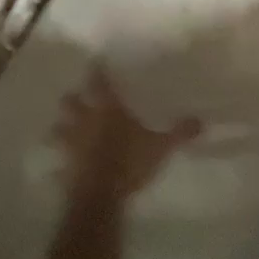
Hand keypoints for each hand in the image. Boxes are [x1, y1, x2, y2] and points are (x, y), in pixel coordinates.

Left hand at [53, 66, 201, 202]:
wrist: (101, 197)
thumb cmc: (130, 162)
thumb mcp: (161, 146)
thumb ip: (179, 132)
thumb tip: (201, 120)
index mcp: (108, 110)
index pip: (98, 83)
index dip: (96, 71)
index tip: (94, 61)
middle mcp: (86, 122)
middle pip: (70, 103)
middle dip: (72, 99)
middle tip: (76, 97)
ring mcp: (71, 146)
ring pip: (57, 131)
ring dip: (59, 129)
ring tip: (63, 129)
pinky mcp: (64, 169)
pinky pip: (59, 165)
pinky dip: (60, 165)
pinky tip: (60, 168)